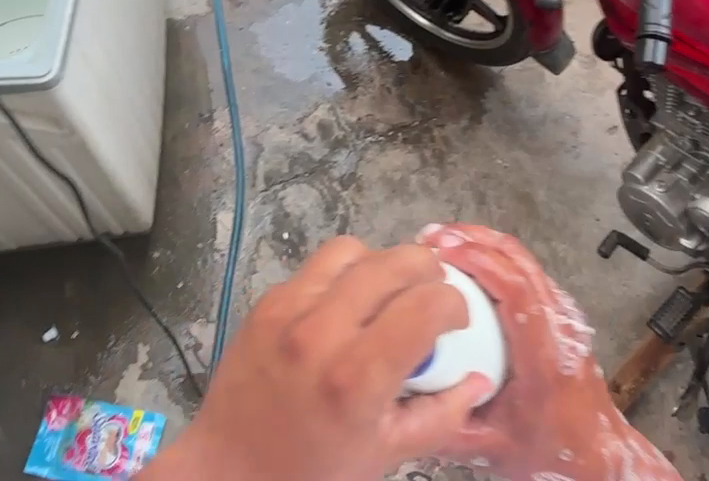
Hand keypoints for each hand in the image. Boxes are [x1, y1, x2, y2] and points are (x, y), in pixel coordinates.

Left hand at [141, 237, 490, 480]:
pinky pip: (316, 266)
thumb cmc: (313, 471)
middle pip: (392, 264)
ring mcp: (289, 311)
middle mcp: (323, 333)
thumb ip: (439, 415)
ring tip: (389, 290)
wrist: (229, 469)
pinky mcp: (267, 302)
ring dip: (380, 262)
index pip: (425, 307)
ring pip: (351, 250)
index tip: (456, 317)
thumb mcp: (385, 455)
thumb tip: (479, 379)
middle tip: (433, 288)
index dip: (453, 303)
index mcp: (358, 379)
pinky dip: (341, 274)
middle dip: (426, 268)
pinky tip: (346, 303)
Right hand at [421, 224, 682, 480]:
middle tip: (433, 236)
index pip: (517, 290)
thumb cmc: (553, 453)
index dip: (479, 262)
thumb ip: (448, 426)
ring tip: (443, 240)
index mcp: (546, 357)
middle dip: (474, 239)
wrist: (597, 456)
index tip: (444, 252)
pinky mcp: (556, 310)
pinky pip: (524, 267)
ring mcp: (562, 314)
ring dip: (482, 241)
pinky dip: (492, 253)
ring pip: (523, 258)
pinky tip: (466, 258)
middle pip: (519, 260)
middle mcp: (559, 326)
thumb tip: (405, 393)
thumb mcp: (494, 448)